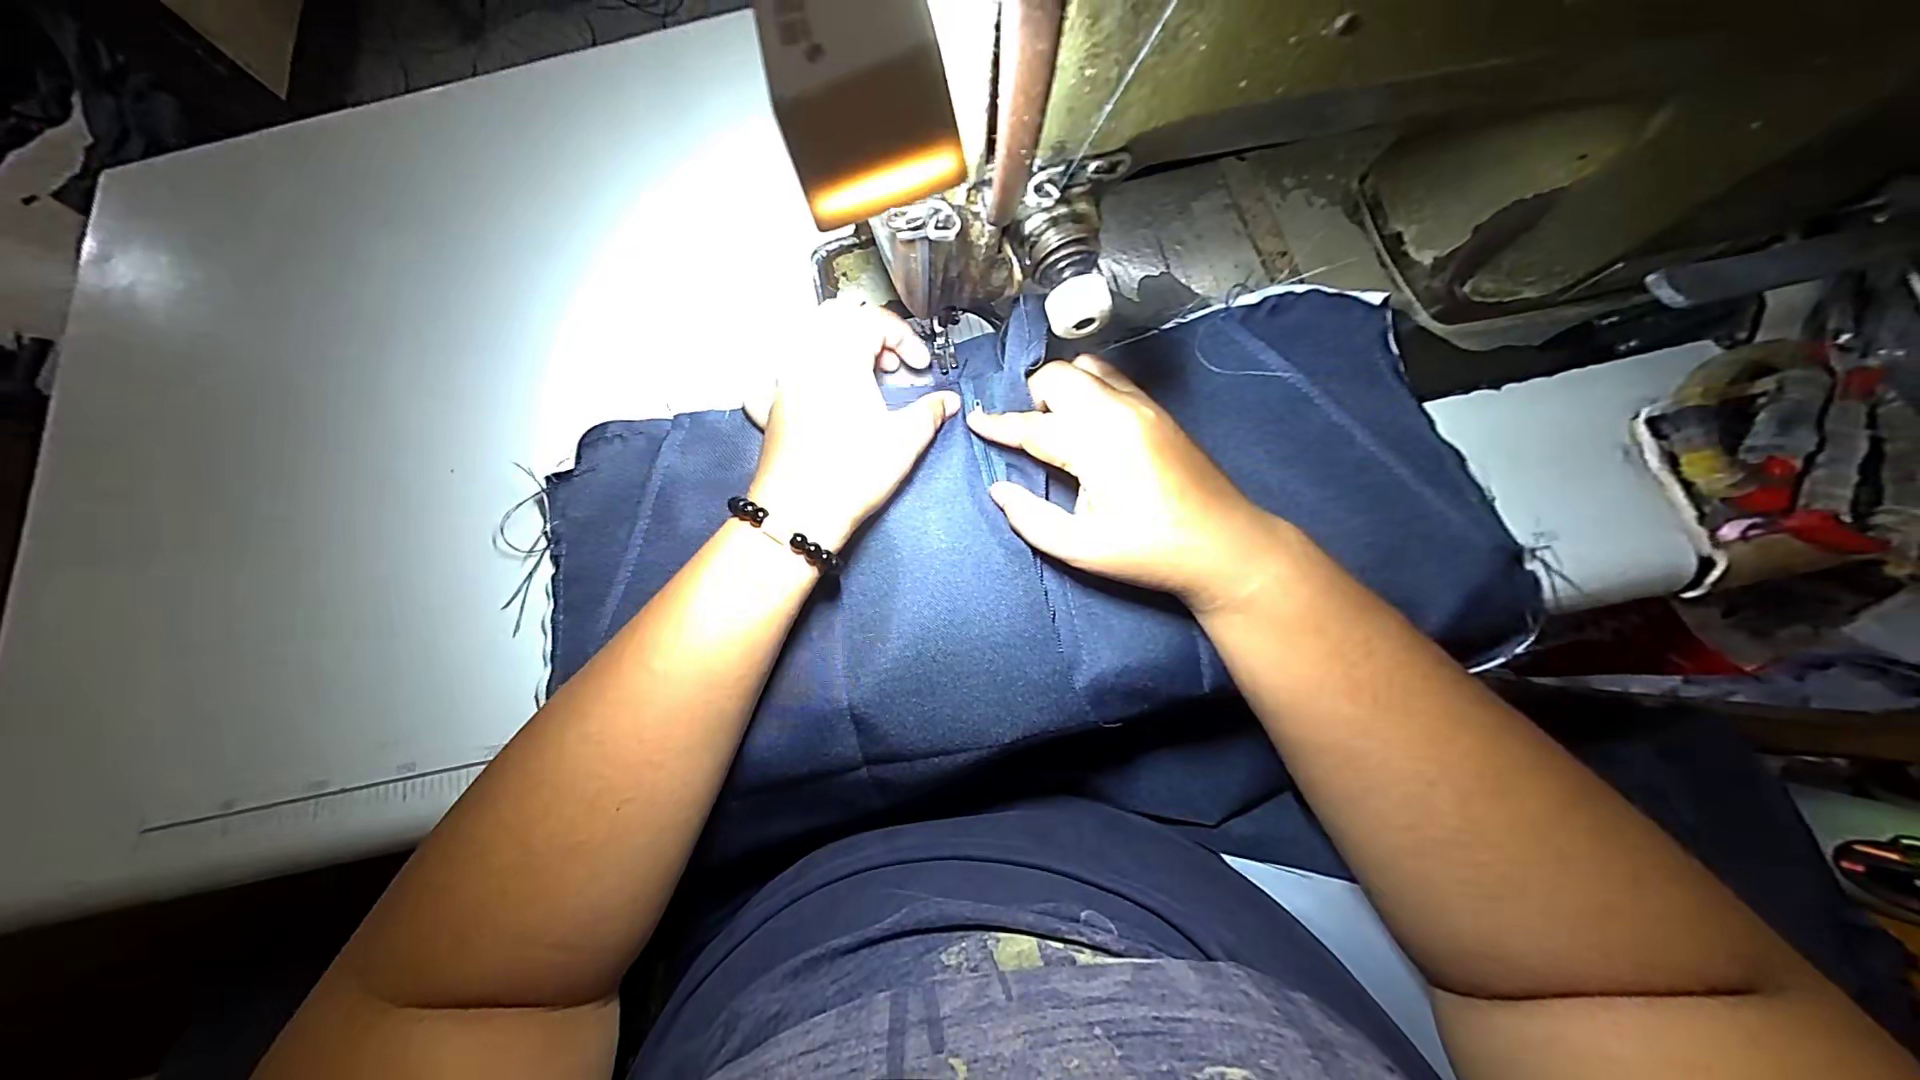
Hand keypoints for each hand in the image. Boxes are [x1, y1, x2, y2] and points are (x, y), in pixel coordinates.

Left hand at [747, 299, 959, 549]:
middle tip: (890, 365)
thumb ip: (930, 413)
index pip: (874, 321)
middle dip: (870, 332)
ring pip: (808, 338)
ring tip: (862, 379)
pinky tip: (816, 394)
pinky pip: (782, 373)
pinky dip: (803, 373)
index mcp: (840, 358)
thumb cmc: (846, 477)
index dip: (904, 338)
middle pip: (837, 317)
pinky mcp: (773, 408)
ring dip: (840, 347)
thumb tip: (946, 402)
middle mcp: (806, 361)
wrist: (800, 512)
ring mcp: (784, 383)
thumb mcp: (905, 441)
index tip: (918, 364)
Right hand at [967, 356, 1302, 612]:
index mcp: (1095, 443)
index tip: (975, 420)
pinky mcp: (1159, 410)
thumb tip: (1000, 491)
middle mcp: (1118, 411)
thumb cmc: (1150, 551)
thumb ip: (1031, 517)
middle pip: (1058, 376)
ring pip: (1087, 368)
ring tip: (1057, 423)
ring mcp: (1143, 405)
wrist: (1224, 543)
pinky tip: (1089, 420)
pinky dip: (1089, 387)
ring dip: (1062, 387)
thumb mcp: (1080, 548)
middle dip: (1032, 397)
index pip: (1032, 424)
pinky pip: (1113, 377)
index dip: (998, 424)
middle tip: (1026, 430)